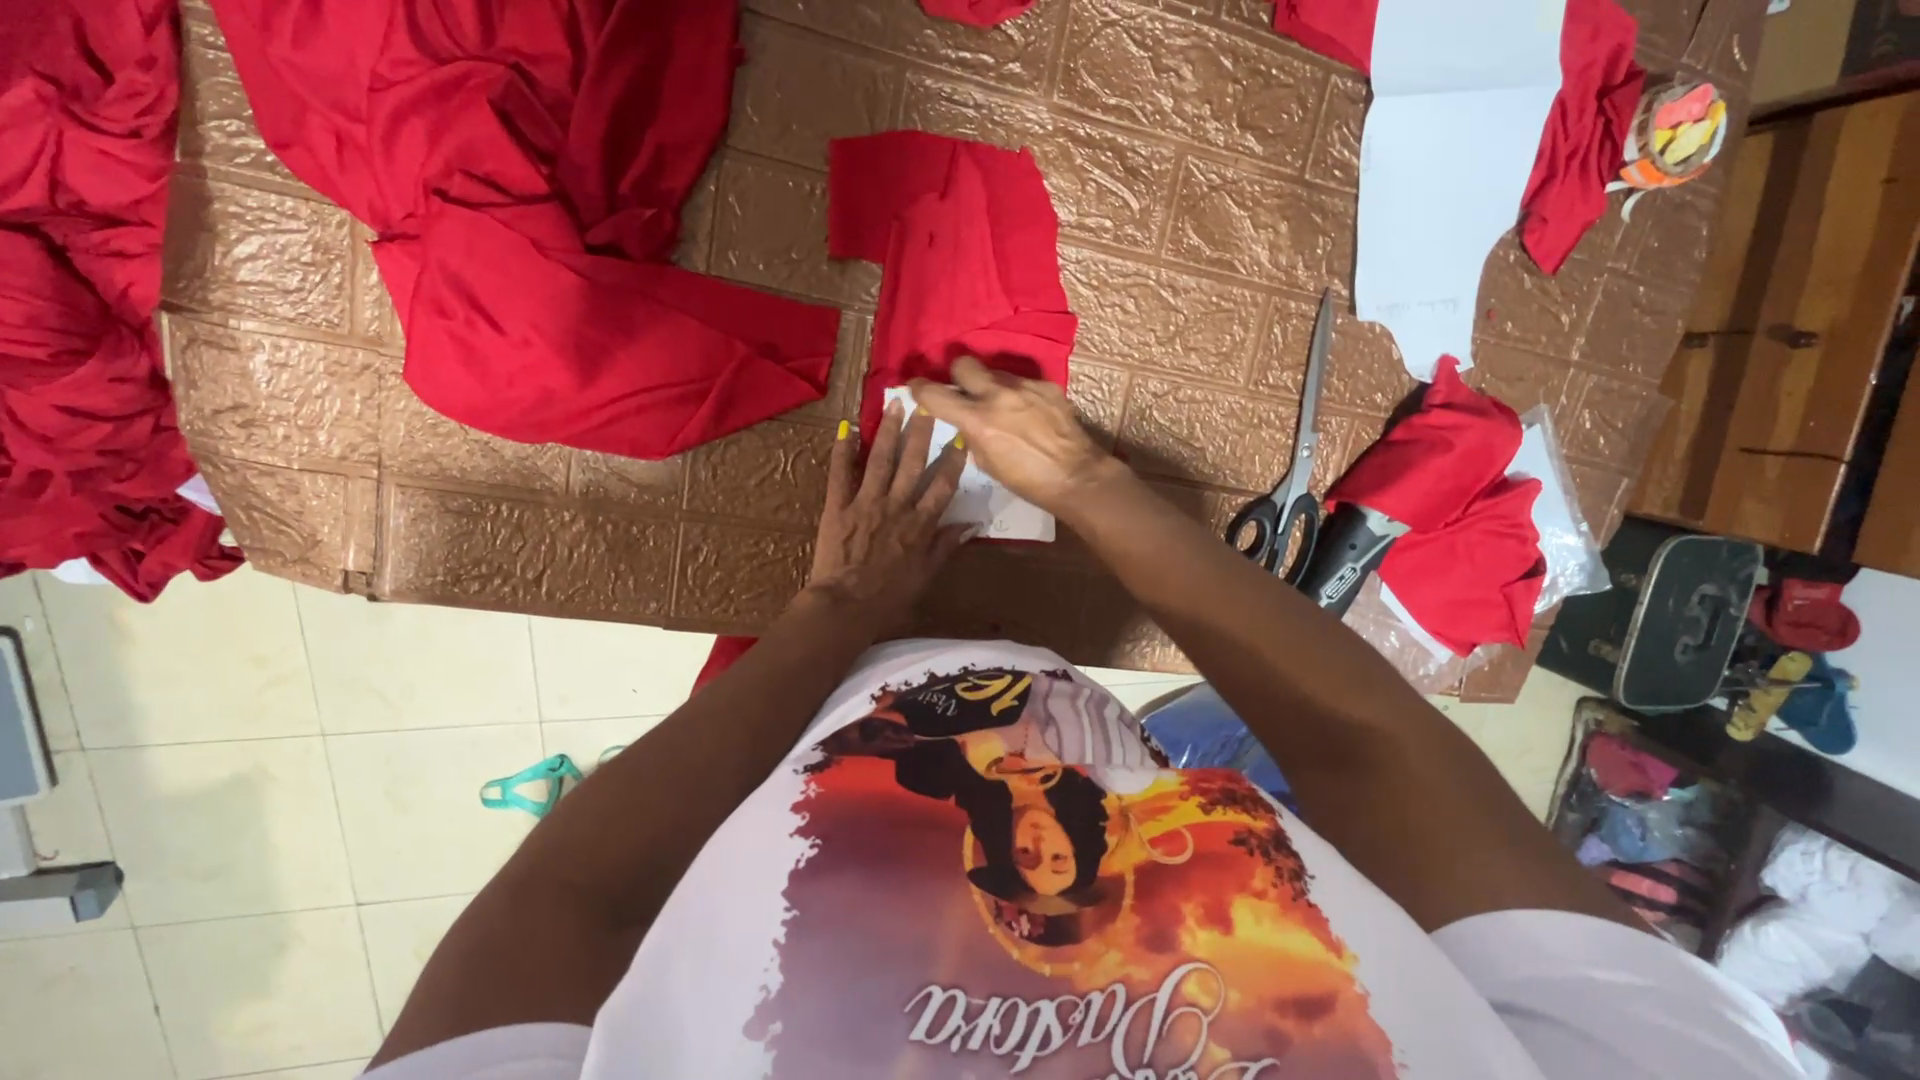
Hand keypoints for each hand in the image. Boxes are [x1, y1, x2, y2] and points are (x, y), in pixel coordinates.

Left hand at [804, 399, 969, 625]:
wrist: (846, 606)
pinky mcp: (838, 506)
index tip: (961, 437)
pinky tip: (846, 427)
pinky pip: (840, 473)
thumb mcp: (925, 575)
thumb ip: (946, 546)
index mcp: (919, 525)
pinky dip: (842, 449)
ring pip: (881, 460)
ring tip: (896, 405)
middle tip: (929, 406)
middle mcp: (896, 506)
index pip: (942, 486)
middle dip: (922, 433)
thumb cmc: (889, 597)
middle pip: (913, 464)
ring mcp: (865, 503)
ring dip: (890, 431)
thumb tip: (972, 524)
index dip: (953, 461)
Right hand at [911, 356, 1127, 516]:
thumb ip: (971, 436)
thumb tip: (965, 422)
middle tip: (962, 388)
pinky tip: (1028, 412)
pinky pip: (1023, 382)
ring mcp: (1025, 387)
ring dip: (991, 385)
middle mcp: (998, 396)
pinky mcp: (1047, 386)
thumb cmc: (1028, 481)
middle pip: (964, 364)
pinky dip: (1019, 394)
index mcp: (978, 420)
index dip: (919, 389)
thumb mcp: (987, 464)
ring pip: (996, 372)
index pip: (935, 394)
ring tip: (1002, 405)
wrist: (1076, 475)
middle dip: (958, 374)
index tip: (915, 387)